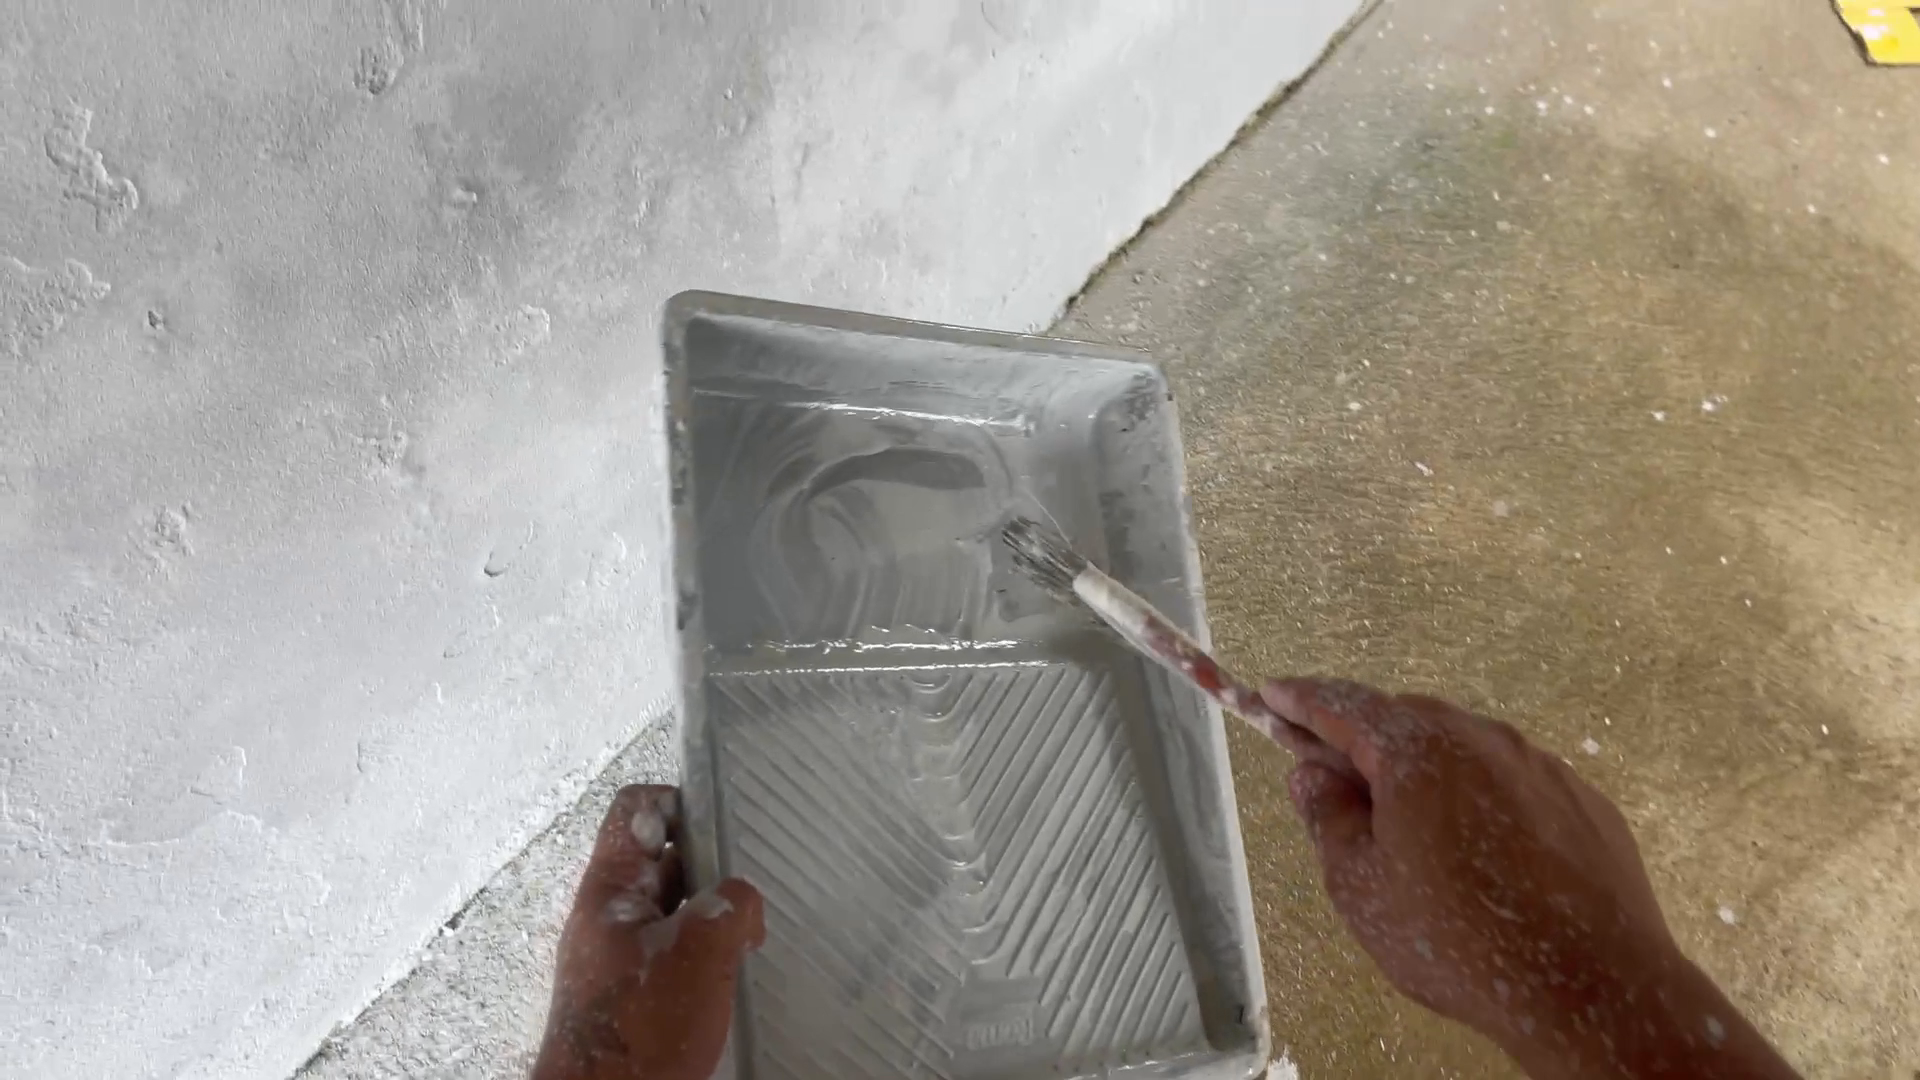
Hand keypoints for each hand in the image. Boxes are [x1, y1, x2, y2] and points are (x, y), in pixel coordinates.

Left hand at [532, 785, 763, 1079]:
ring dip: (714, 905)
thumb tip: (742, 903)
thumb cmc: (642, 1031)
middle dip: (710, 859)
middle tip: (747, 877)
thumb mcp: (702, 949)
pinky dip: (710, 943)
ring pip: (678, 901)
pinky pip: (681, 943)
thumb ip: (733, 902)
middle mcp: (611, 912)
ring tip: (749, 924)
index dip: (679, 800)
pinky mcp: (639, 989)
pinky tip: (736, 961)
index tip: (722, 820)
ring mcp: (623, 952)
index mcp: (610, 887)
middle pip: (664, 854)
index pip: (636, 809)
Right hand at [1263, 678, 1798, 1079]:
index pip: (1338, 704)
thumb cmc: (1456, 936)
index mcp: (1414, 748)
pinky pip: (1505, 775)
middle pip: (1398, 717)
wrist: (1598, 999)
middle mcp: (1476, 737)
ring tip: (1407, 820)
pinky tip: (1474, 843)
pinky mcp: (1580, 799)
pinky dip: (1472, 789)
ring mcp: (1535, 764)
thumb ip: (1325, 814)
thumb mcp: (1356, 881)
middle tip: (1333, 774)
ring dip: (1417, 763)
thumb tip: (1311, 774)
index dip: (1297, 697)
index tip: (1270, 691)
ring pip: (1454, 743)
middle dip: (1358, 736)